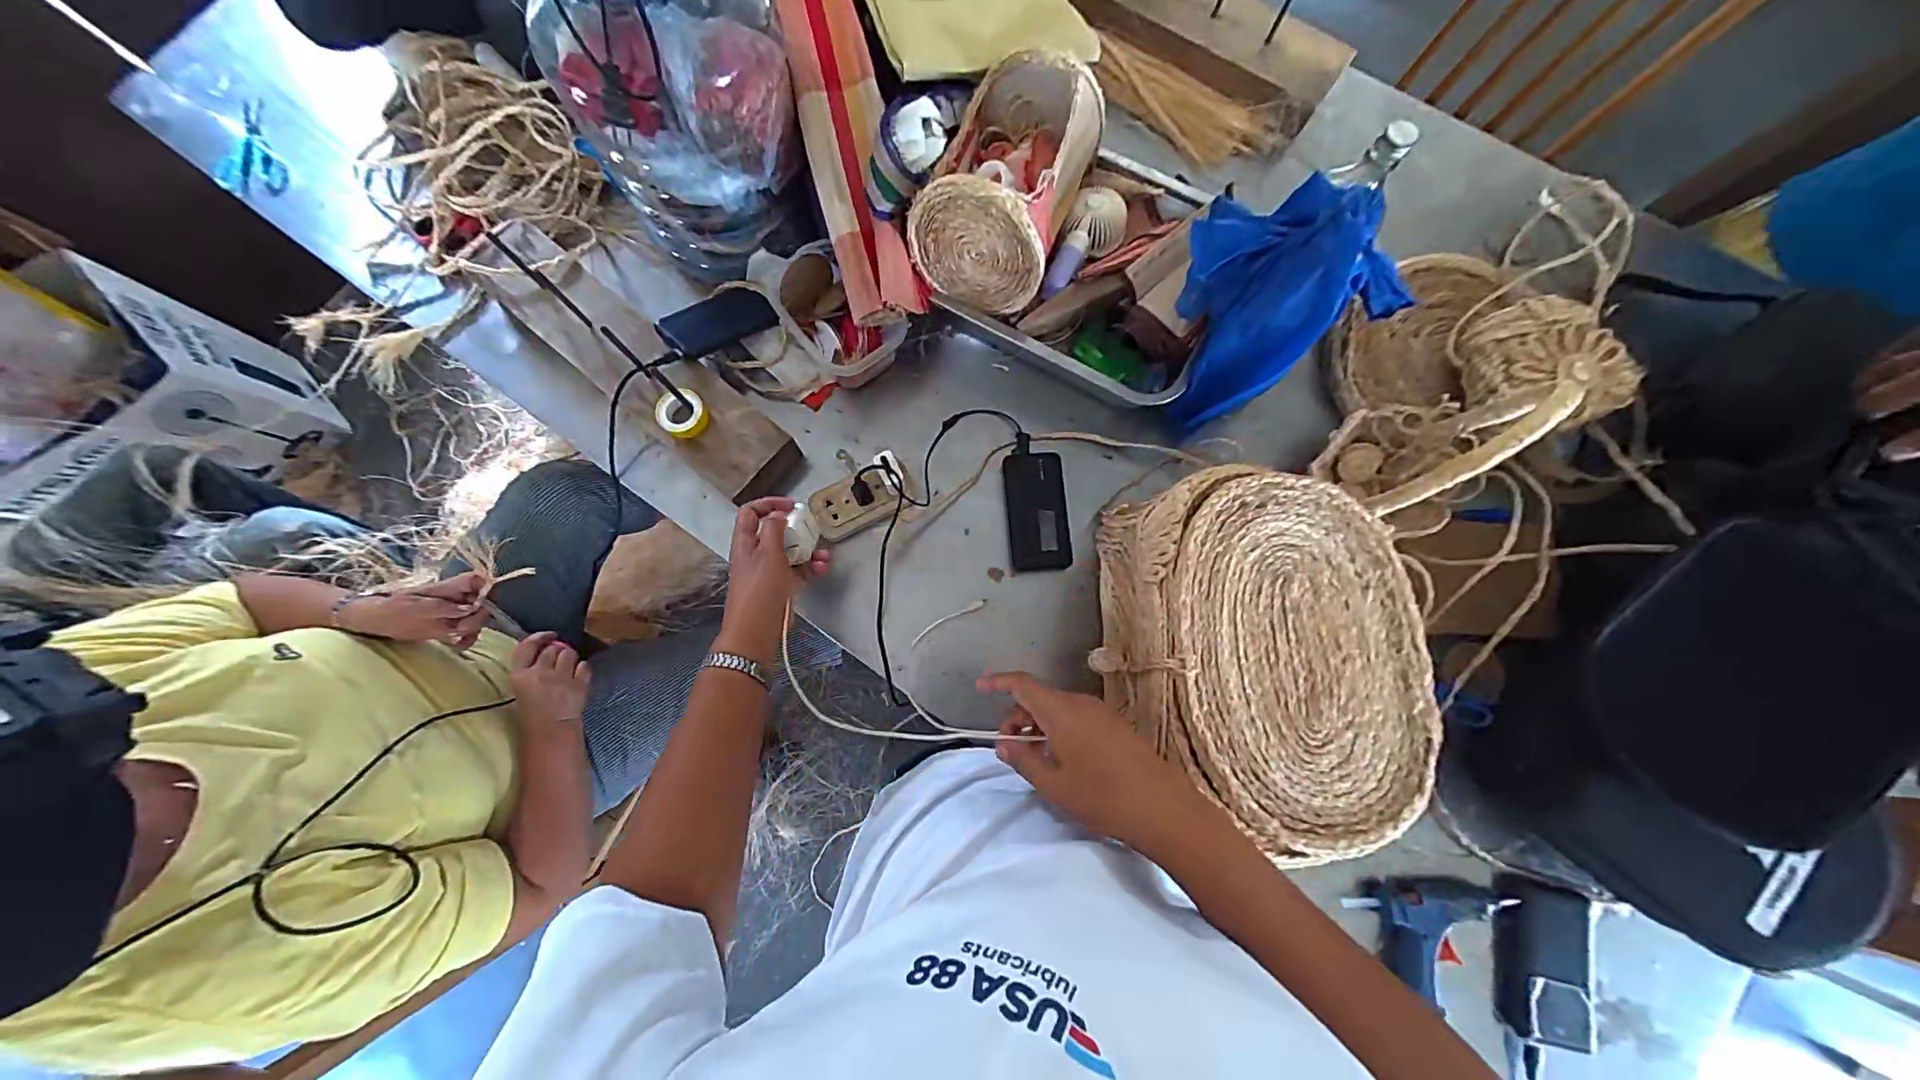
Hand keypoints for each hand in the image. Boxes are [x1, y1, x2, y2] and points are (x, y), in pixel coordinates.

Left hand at [335, 572, 491, 647]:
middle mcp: (456, 597)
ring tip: (458, 637)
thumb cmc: (389, 607)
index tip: (479, 604)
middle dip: (478, 615)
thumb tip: (469, 609)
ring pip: (478, 617)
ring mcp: (452, 611)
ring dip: (474, 628)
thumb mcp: (414, 605)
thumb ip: (442, 607)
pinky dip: (468, 638)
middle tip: (461, 627)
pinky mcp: (447, 625)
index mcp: (449, 587)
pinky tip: (459, 646)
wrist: (369, 619)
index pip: (478, 580)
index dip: (486, 589)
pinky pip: (468, 631)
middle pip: (483, 601)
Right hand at [511, 631, 589, 727]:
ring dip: (570, 657)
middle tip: (559, 661)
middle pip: (553, 648)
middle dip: (558, 651)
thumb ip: (531, 669)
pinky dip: (583, 668)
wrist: (550, 731)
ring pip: (570, 653)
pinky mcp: (579, 683)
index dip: (540, 637)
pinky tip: (579, 676)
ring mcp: (561, 678)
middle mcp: (540, 673)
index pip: (527, 646)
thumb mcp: (522, 689)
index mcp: (520, 675)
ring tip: (569, 668)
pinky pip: (584, 665)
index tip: (549, 635)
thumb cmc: (533, 713)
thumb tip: (549, 649)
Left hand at [716, 497, 829, 665]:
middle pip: (774, 531)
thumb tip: (778, 514)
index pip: (751, 513)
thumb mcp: (768, 555)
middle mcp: (755, 555)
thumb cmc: (759, 594)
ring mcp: (769, 572)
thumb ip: (775, 530)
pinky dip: (810, 567)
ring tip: (822, 553)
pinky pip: (798, 571)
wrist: (756, 634)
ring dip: (807, 549)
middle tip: (810, 529)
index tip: (791, 506)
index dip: (769, 504)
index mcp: (745, 544)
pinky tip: (820, 567)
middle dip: (795, 528)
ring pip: (790, 552)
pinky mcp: (781, 587)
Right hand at [978, 671, 1223, 856]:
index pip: (1022, 684)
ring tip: (1035, 758)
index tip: (980, 687)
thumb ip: (1023, 759)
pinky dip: (1059, 729)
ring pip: (1058, 708)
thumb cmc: (1102, 797)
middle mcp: (1080, 703)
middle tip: (1009, 749)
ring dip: (1038, 725)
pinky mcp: (1115, 725)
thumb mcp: (1054, 785)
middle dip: (1017, 716)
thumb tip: (1004, 743)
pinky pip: (1077, 716)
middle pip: (1039, 697)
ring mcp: (1101, 712)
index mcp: (1061, 711)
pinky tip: (1062, 759)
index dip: (999, 681)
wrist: (1163, 808)